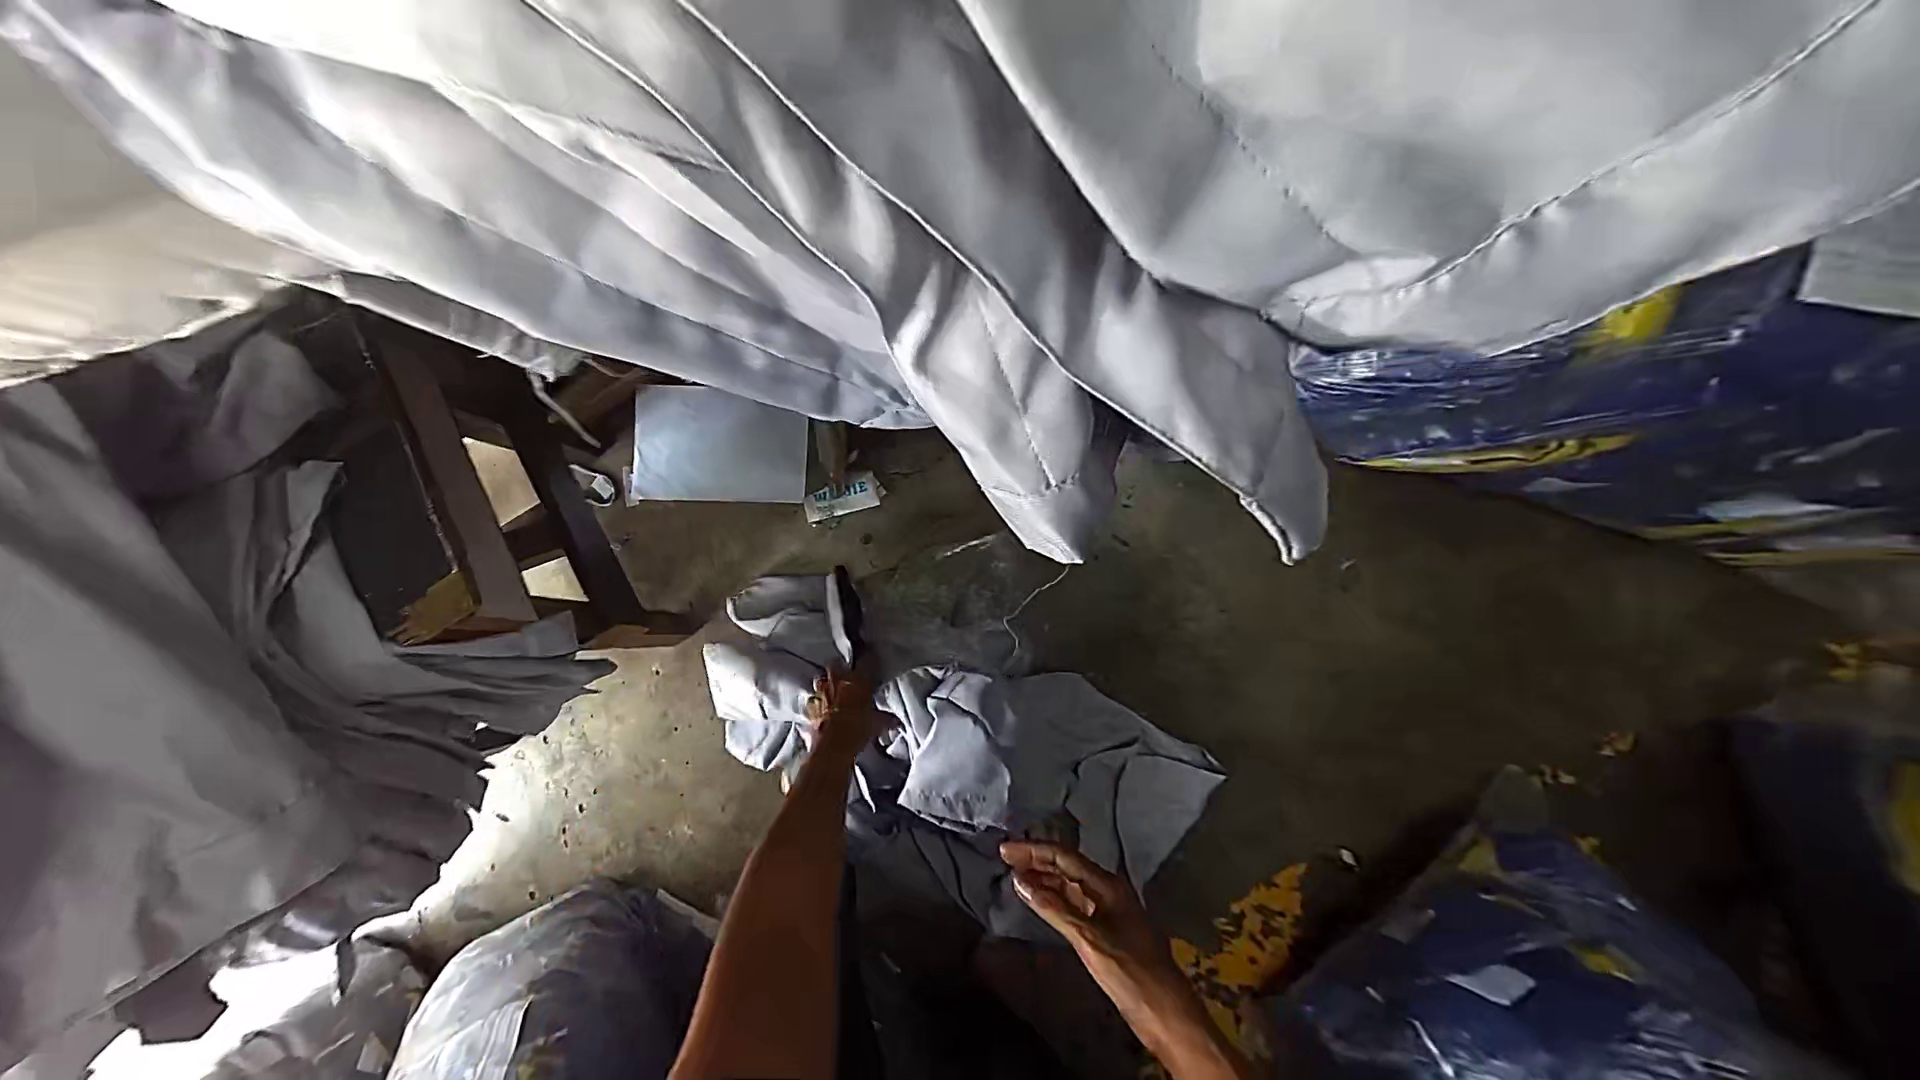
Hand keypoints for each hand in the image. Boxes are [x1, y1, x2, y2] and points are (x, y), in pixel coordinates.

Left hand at [806, 666, 884, 751]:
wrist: (833, 746)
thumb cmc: (858, 730)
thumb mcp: (878, 724)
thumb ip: (886, 719)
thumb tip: (894, 721)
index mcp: (857, 681)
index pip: (865, 661)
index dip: (868, 659)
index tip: (870, 660)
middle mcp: (838, 682)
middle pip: (836, 664)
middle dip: (840, 668)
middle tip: (847, 676)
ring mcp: (822, 693)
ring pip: (821, 679)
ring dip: (826, 683)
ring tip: (833, 690)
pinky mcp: (811, 707)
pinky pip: (813, 699)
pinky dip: (817, 702)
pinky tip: (822, 708)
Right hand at [1001, 840, 1169, 979]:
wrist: (1168, 1014)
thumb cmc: (1131, 974)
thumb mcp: (1089, 940)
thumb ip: (1055, 909)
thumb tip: (1021, 881)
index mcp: (1108, 885)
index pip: (1065, 857)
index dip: (1034, 850)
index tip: (1005, 849)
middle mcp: (1109, 891)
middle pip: (1068, 866)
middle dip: (1037, 859)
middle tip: (1006, 857)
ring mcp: (1109, 910)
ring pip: (1071, 884)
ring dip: (1044, 878)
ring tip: (1016, 875)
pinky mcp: (1106, 930)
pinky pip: (1075, 903)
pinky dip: (1055, 898)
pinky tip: (1039, 900)